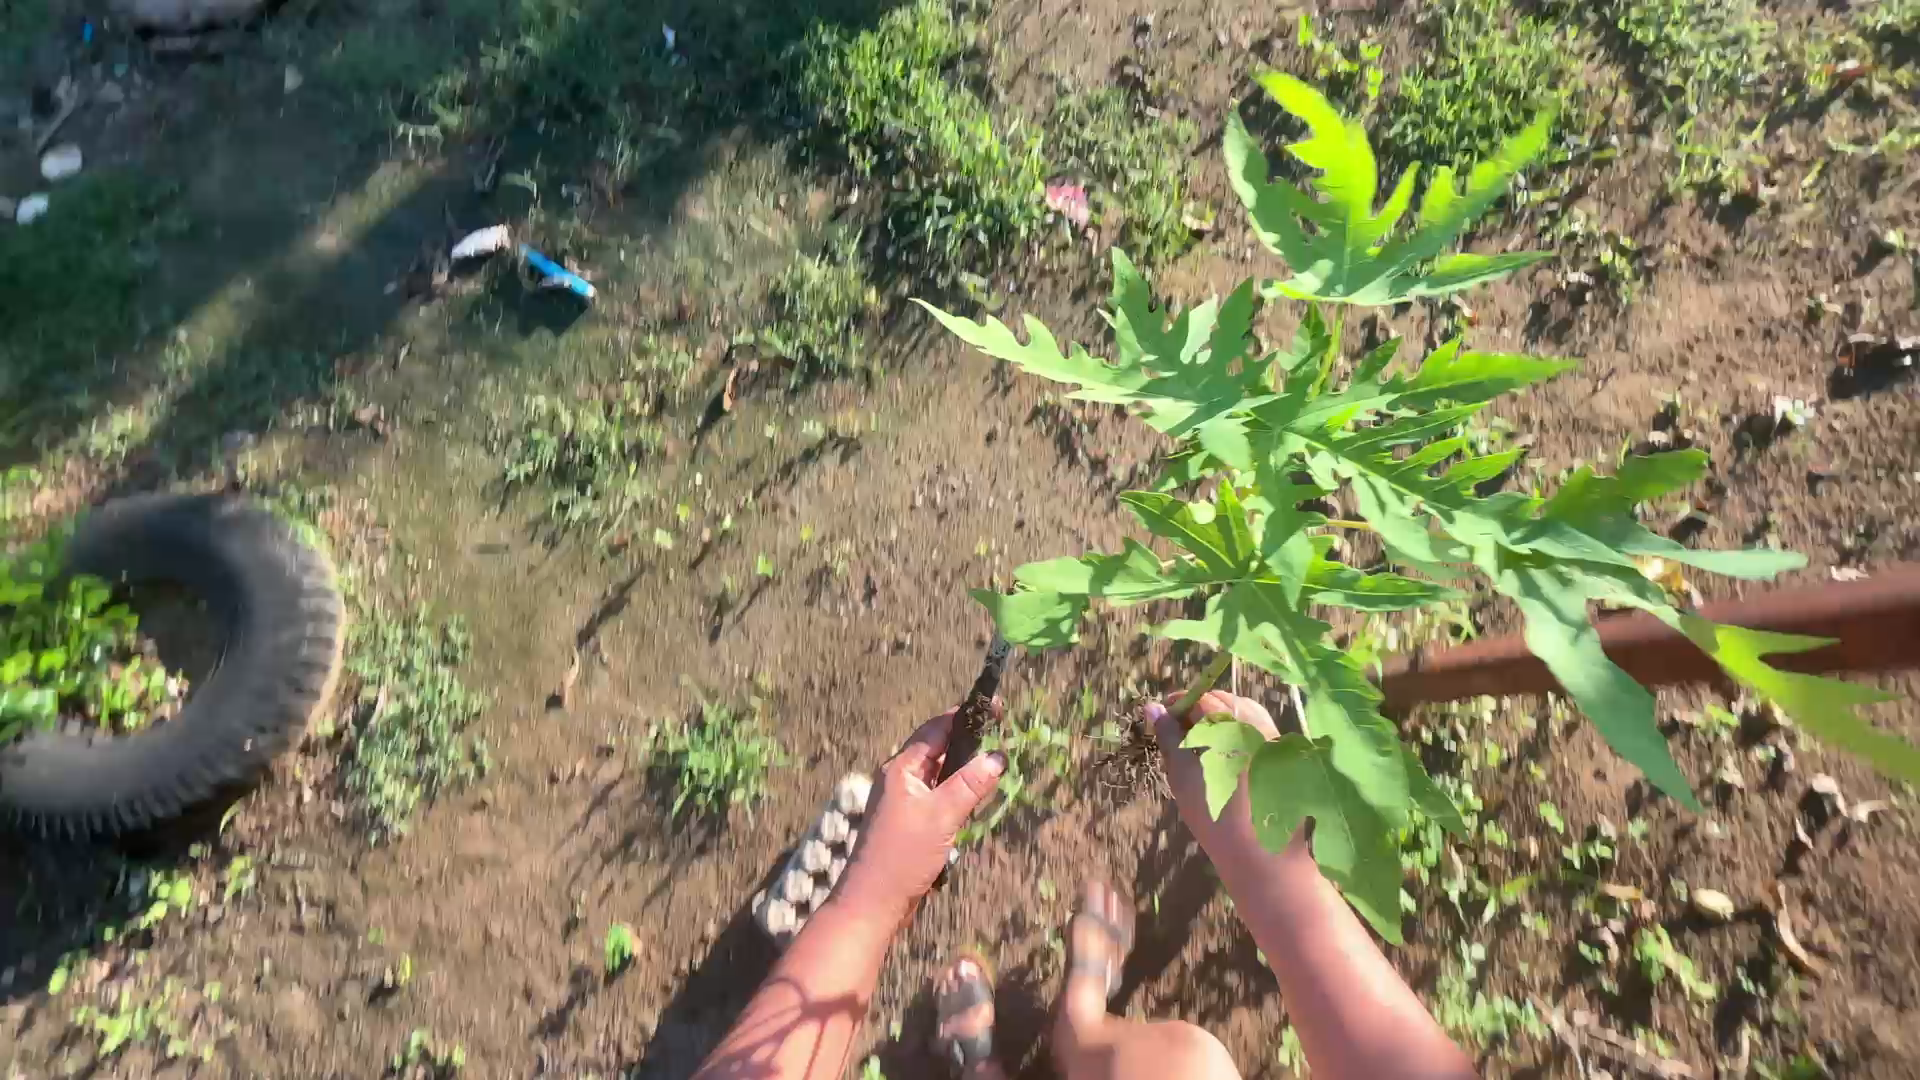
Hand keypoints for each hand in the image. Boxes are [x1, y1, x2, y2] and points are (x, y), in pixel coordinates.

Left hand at [833, 705, 1006, 924]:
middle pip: (937, 747)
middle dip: (967, 739)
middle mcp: (899, 777)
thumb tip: (997, 756)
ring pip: (938, 772)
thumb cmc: (903, 855)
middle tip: (998, 730)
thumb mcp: (942, 816)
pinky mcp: (907, 820)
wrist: (872, 902)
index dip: (965, 716)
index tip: (993, 706)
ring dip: (961, 767)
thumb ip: (970, 784)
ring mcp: (902, 799)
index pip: (937, 729)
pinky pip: (935, 794)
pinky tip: (971, 798)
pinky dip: (954, 791)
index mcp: (902, 768)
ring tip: (991, 761)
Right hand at [1148, 691, 1304, 861]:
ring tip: (1200, 747)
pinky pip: (1256, 732)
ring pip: (1242, 715)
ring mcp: (1276, 740)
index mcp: (1232, 724)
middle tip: (1178, 735)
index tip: (1161, 718)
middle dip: (1198, 712)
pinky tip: (1225, 759)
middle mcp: (1258, 724)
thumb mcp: (1182, 774)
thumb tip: (1153, 707)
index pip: (1200, 697)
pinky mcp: (1285, 758)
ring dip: (1218, 723)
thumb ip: (1169, 736)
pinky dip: (1237, 736)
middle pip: (1223, 702)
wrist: (1265, 859)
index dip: (1178, 703)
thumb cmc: (1216, 816)